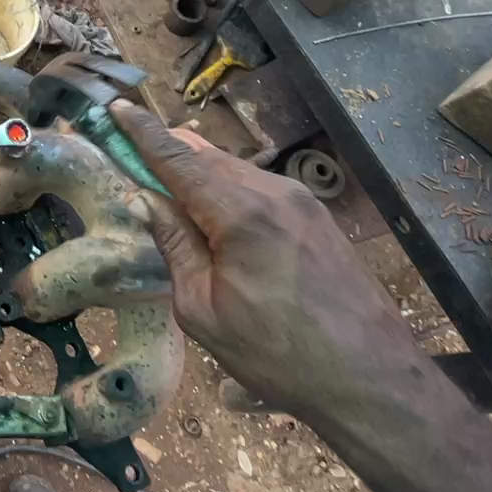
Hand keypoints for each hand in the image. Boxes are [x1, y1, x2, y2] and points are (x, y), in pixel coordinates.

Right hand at [110, 101, 422, 415]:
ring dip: (195, 170)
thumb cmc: (279, 356)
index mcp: (239, 214)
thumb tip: (145, 200)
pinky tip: (213, 209)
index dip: (142, 131)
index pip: (176, 157)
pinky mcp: (315, 214)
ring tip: (167, 186)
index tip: (115, 106)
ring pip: (231, 168)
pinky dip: (224, 186)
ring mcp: (300, 200)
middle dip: (164, 148)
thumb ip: (174, 245)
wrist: (377, 384)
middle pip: (203, 155)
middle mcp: (272, 192)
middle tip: (128, 152)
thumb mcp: (202, 310)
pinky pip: (256, 185)